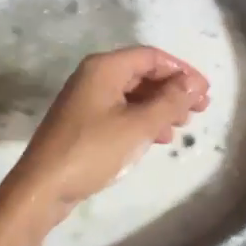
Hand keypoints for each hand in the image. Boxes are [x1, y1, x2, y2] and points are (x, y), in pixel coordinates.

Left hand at [0, 46, 210, 223]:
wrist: (41, 188)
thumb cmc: (92, 151)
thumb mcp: (138, 126)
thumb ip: (169, 101)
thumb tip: (192, 82)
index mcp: (105, 67)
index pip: (152, 56)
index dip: (181, 71)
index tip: (204, 92)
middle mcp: (94, 75)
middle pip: (142, 73)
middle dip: (172, 90)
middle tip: (199, 109)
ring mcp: (86, 99)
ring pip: (132, 94)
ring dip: (159, 106)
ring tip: (182, 126)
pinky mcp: (82, 122)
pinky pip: (120, 110)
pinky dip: (142, 119)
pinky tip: (158, 138)